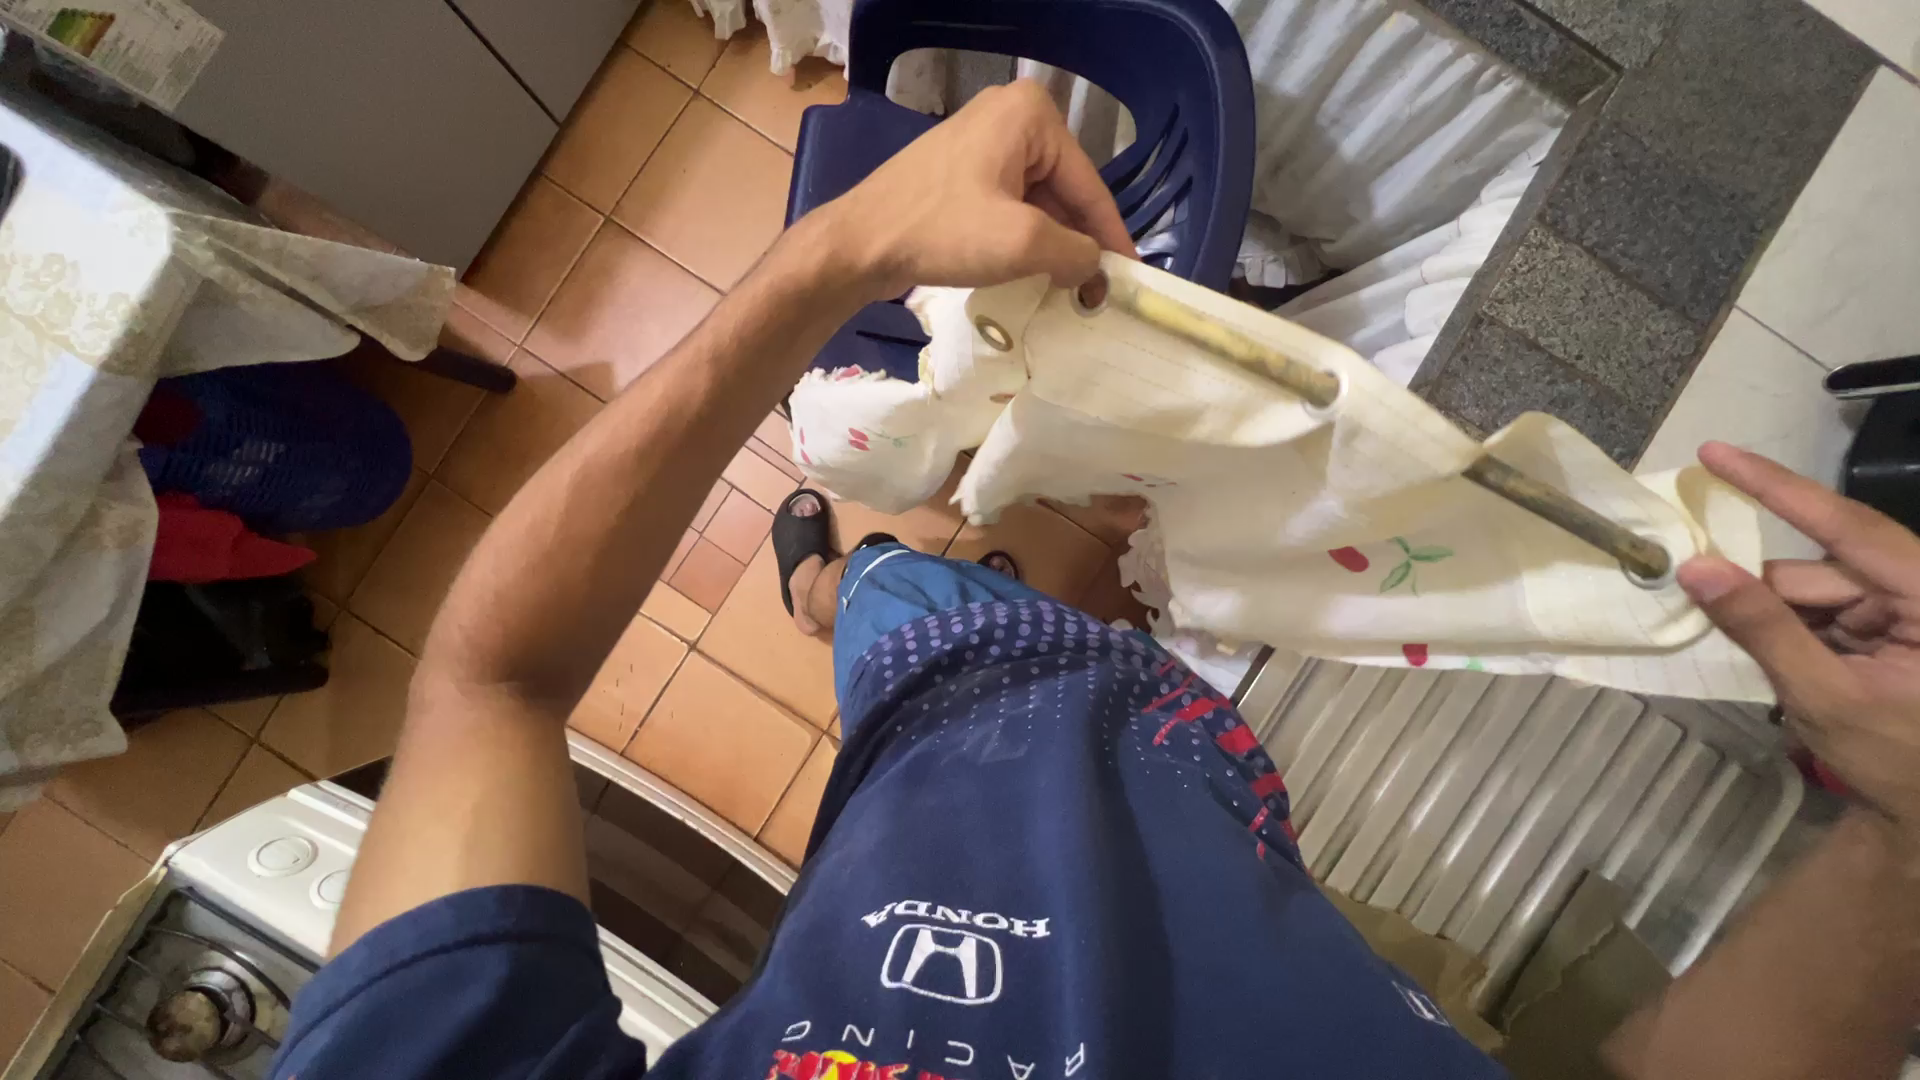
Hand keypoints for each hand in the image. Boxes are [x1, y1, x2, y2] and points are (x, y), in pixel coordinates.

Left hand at [814, 79, 1136, 298]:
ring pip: (1036, 205)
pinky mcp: (959, 177)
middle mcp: (1009, 119)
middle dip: (1077, 244)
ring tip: (1067, 292)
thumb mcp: (1023, 243)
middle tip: (1095, 294)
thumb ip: (1075, 253)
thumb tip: (1095, 269)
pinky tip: (1030, 275)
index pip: (1089, 185)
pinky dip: (1022, 243)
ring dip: (1050, 248)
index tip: (1129, 278)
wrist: (861, 244)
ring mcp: (981, 147)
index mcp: (1031, 115)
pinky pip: (1007, 210)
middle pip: (1063, 193)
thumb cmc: (943, 232)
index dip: (1112, 238)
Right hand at [1678, 441, 1919, 833]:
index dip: (1778, 488)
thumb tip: (1695, 567)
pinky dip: (1796, 634)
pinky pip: (1825, 613)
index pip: (1851, 527)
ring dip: (1782, 624)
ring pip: (1816, 593)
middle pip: (1822, 570)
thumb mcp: (1825, 695)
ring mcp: (1916, 615)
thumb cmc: (1902, 762)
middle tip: (1717, 627)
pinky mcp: (1901, 633)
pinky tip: (1805, 671)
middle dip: (1769, 599)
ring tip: (1791, 676)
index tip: (1715, 454)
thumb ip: (1760, 626)